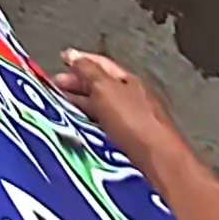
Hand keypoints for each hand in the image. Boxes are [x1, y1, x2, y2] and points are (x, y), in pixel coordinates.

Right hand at [53, 49, 190, 169]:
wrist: (163, 165)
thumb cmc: (133, 121)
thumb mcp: (104, 88)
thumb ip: (86, 70)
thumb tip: (72, 54)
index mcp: (130, 80)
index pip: (101, 63)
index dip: (80, 60)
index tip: (61, 59)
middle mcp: (136, 97)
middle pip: (102, 84)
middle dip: (78, 83)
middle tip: (55, 85)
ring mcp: (138, 120)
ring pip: (104, 105)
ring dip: (83, 102)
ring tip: (63, 106)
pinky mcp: (137, 142)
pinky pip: (109, 123)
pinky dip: (93, 120)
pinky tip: (83, 126)